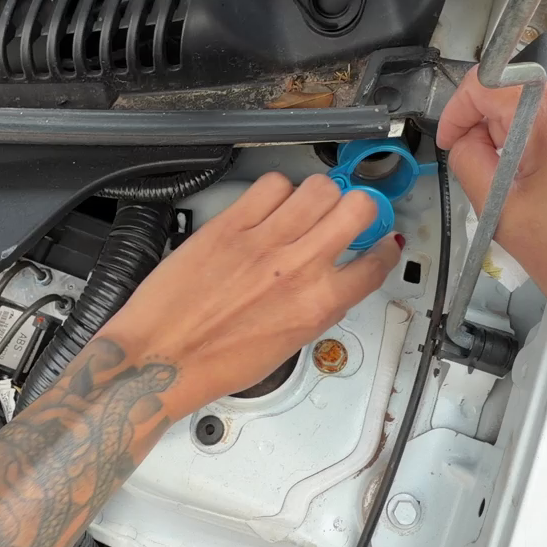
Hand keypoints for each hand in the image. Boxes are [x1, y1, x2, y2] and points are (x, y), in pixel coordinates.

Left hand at [97, 173, 399, 418]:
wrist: (160, 357)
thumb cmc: (214, 362)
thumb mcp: (286, 344)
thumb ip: (316, 306)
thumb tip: (332, 280)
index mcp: (317, 306)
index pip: (376, 263)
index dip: (386, 248)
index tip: (383, 241)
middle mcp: (297, 269)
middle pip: (358, 207)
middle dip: (360, 206)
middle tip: (346, 213)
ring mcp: (264, 242)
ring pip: (319, 187)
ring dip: (319, 193)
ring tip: (304, 206)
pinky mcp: (230, 224)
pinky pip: (271, 184)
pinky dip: (276, 189)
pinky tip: (268, 205)